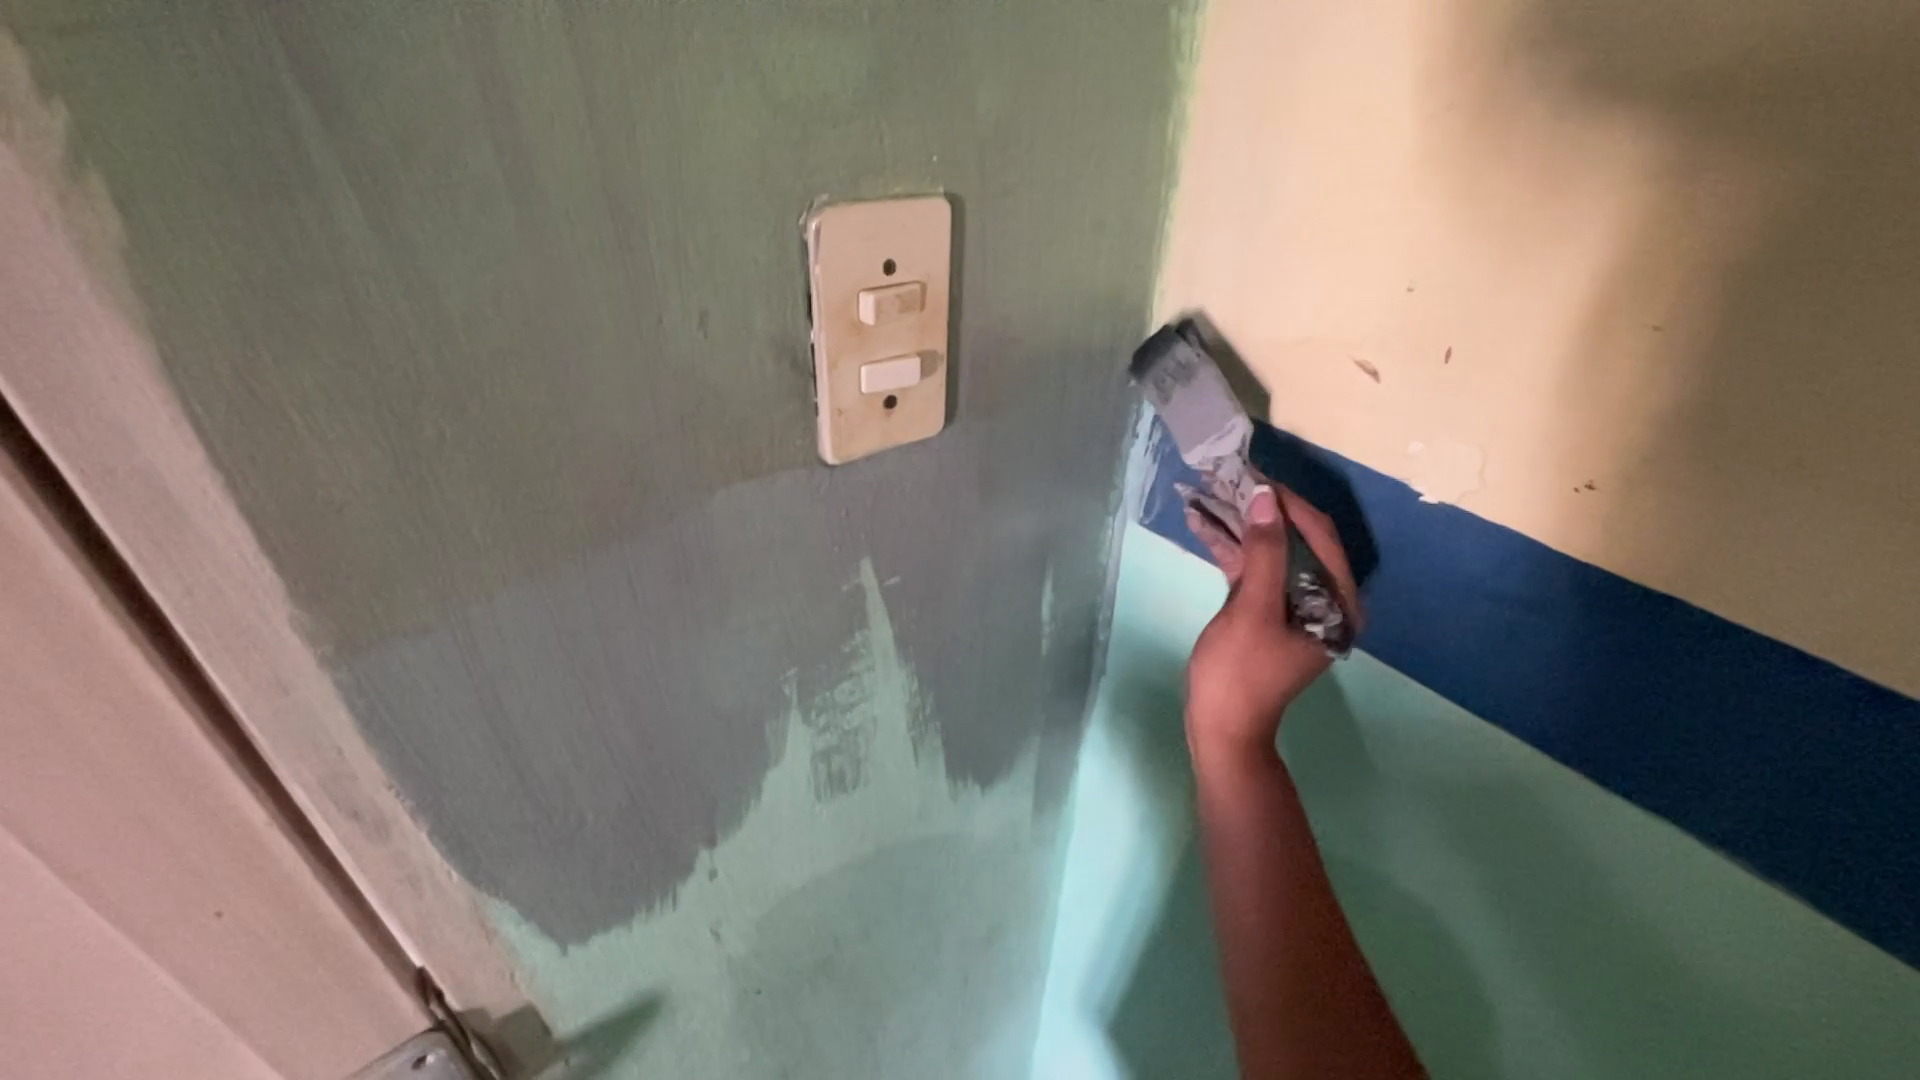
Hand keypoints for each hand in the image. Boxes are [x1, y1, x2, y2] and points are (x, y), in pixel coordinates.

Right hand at [1185, 482, 1361, 759]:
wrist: (1220, 728)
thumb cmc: (1240, 674)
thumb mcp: (1252, 610)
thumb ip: (1265, 553)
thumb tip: (1266, 499)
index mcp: (1338, 603)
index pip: (1320, 536)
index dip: (1289, 504)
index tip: (1255, 475)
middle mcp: (1324, 598)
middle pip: (1295, 539)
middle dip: (1261, 509)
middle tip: (1228, 477)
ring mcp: (1293, 604)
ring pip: (1270, 551)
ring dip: (1239, 524)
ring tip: (1207, 491)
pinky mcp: (1266, 610)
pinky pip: (1252, 570)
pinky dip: (1230, 548)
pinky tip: (1201, 523)